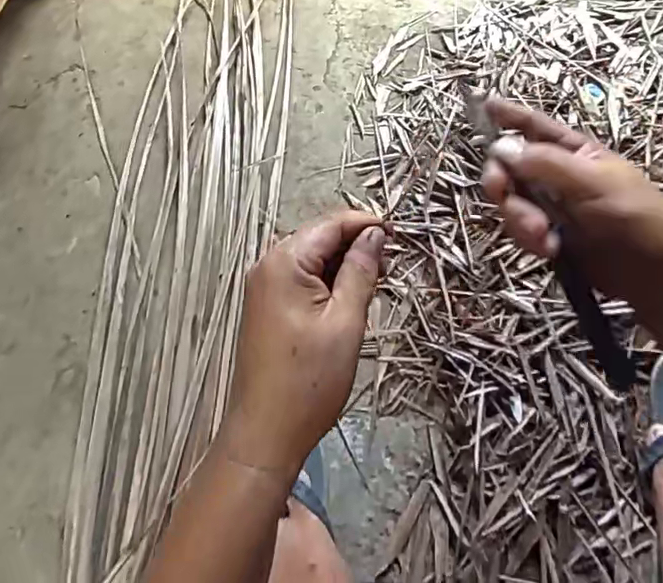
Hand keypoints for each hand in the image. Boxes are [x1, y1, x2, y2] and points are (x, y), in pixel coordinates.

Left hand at [218, 211, 386, 477]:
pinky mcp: (267, 305)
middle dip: (356, 243)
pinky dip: (328, 279)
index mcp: (284, 261)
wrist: (264, 436)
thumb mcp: (345, 321)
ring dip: (344, 262)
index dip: (366, 224)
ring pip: (313, 257)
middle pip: (320, 237)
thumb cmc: (309, 381)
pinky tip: (351, 295)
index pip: (331, 224)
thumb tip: (375, 235)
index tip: (398, 235)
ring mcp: (264, 285)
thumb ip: (361, 270)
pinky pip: (303, 277)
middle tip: (391, 263)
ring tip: (377, 280)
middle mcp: (268, 265)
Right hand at [479, 97, 662, 315]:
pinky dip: (528, 239)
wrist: (657, 276)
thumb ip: (547, 164)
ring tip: (541, 235)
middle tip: (501, 191)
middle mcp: (556, 175)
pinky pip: (519, 230)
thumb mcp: (595, 183)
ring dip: (518, 217)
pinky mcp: (547, 236)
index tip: (484, 104)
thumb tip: (501, 147)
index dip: (509, 115)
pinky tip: (549, 249)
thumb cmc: (638, 217)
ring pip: (511, 201)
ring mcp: (551, 207)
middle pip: (510, 166)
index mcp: (574, 151)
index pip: (535, 126)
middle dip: (502, 180)